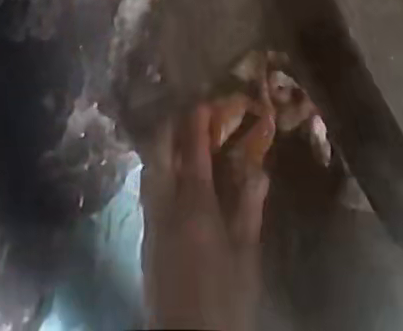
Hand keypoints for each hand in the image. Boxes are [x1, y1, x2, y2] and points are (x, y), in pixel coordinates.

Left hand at [140, 92, 275, 329]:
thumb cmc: (227, 299)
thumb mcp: (246, 256)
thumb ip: (248, 208)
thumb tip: (257, 169)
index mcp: (194, 205)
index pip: (192, 152)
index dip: (196, 123)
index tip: (202, 101)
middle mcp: (165, 203)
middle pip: (159, 151)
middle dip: (170, 127)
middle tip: (186, 115)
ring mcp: (150, 218)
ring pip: (149, 168)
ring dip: (161, 147)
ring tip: (177, 138)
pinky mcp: (145, 235)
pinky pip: (148, 189)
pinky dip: (157, 170)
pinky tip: (170, 175)